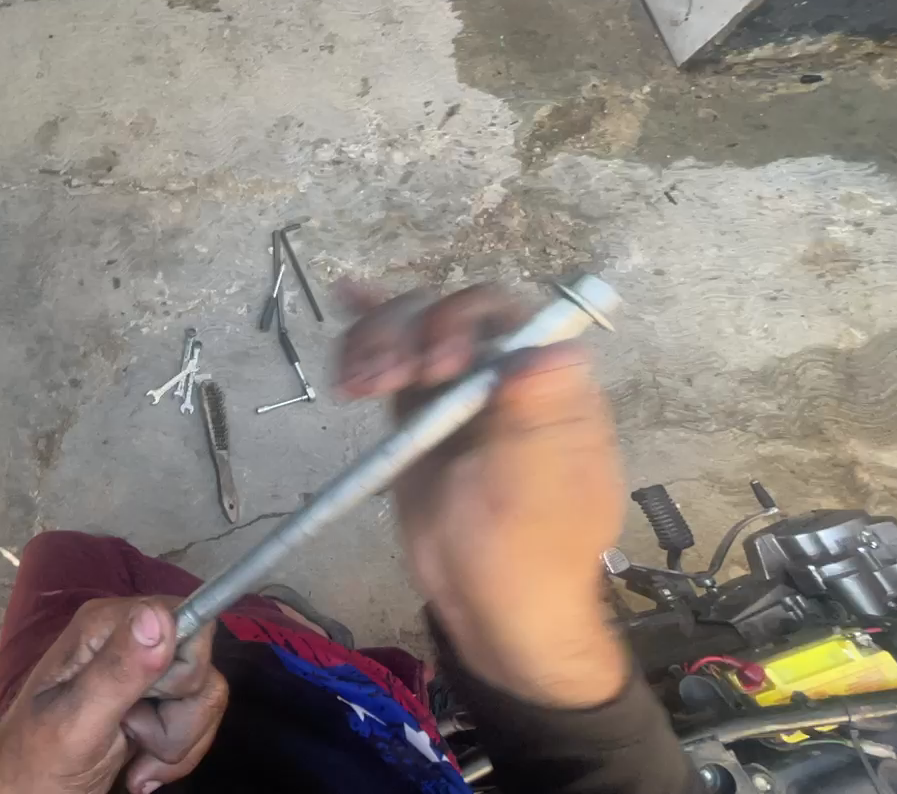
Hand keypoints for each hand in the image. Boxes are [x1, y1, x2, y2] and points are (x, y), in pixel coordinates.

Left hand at [0, 598, 227, 793]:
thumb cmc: (37, 759)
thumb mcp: (77, 719)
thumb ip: (119, 668)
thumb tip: (159, 615)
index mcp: (105, 624)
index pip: (181, 615)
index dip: (181, 664)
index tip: (152, 701)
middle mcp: (126, 637)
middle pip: (197, 659)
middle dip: (178, 713)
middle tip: (134, 736)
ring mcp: (140, 671)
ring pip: (202, 693)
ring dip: (178, 741)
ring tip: (135, 761)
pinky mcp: (150, 704)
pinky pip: (195, 719)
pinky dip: (177, 754)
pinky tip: (140, 767)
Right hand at [336, 283, 630, 708]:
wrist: (483, 598)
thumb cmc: (524, 549)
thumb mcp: (536, 486)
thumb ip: (539, 414)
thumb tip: (551, 347)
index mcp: (547, 383)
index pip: (505, 315)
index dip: (460, 324)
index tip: (434, 370)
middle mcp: (498, 372)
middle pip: (443, 312)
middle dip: (403, 336)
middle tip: (382, 383)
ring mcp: (452, 387)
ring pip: (406, 328)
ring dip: (371, 343)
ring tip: (352, 387)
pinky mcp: (412, 406)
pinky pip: (385, 355)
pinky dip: (364, 330)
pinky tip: (346, 298)